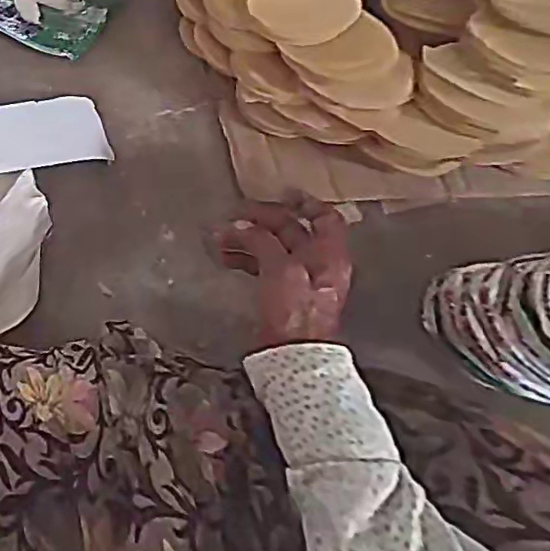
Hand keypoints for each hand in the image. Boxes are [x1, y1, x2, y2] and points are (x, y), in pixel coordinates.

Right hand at [215, 198, 352, 348]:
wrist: (293, 357)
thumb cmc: (295, 311)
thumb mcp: (281, 269)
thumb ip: (262, 241)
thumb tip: (239, 226)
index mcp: (328, 255)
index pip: (325, 218)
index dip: (305, 202)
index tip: (281, 193)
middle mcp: (318, 264)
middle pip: (291, 231)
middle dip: (261, 221)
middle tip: (234, 215)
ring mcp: (300, 280)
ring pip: (273, 248)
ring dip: (247, 239)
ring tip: (220, 238)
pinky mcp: (283, 295)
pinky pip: (264, 267)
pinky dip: (246, 258)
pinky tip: (226, 258)